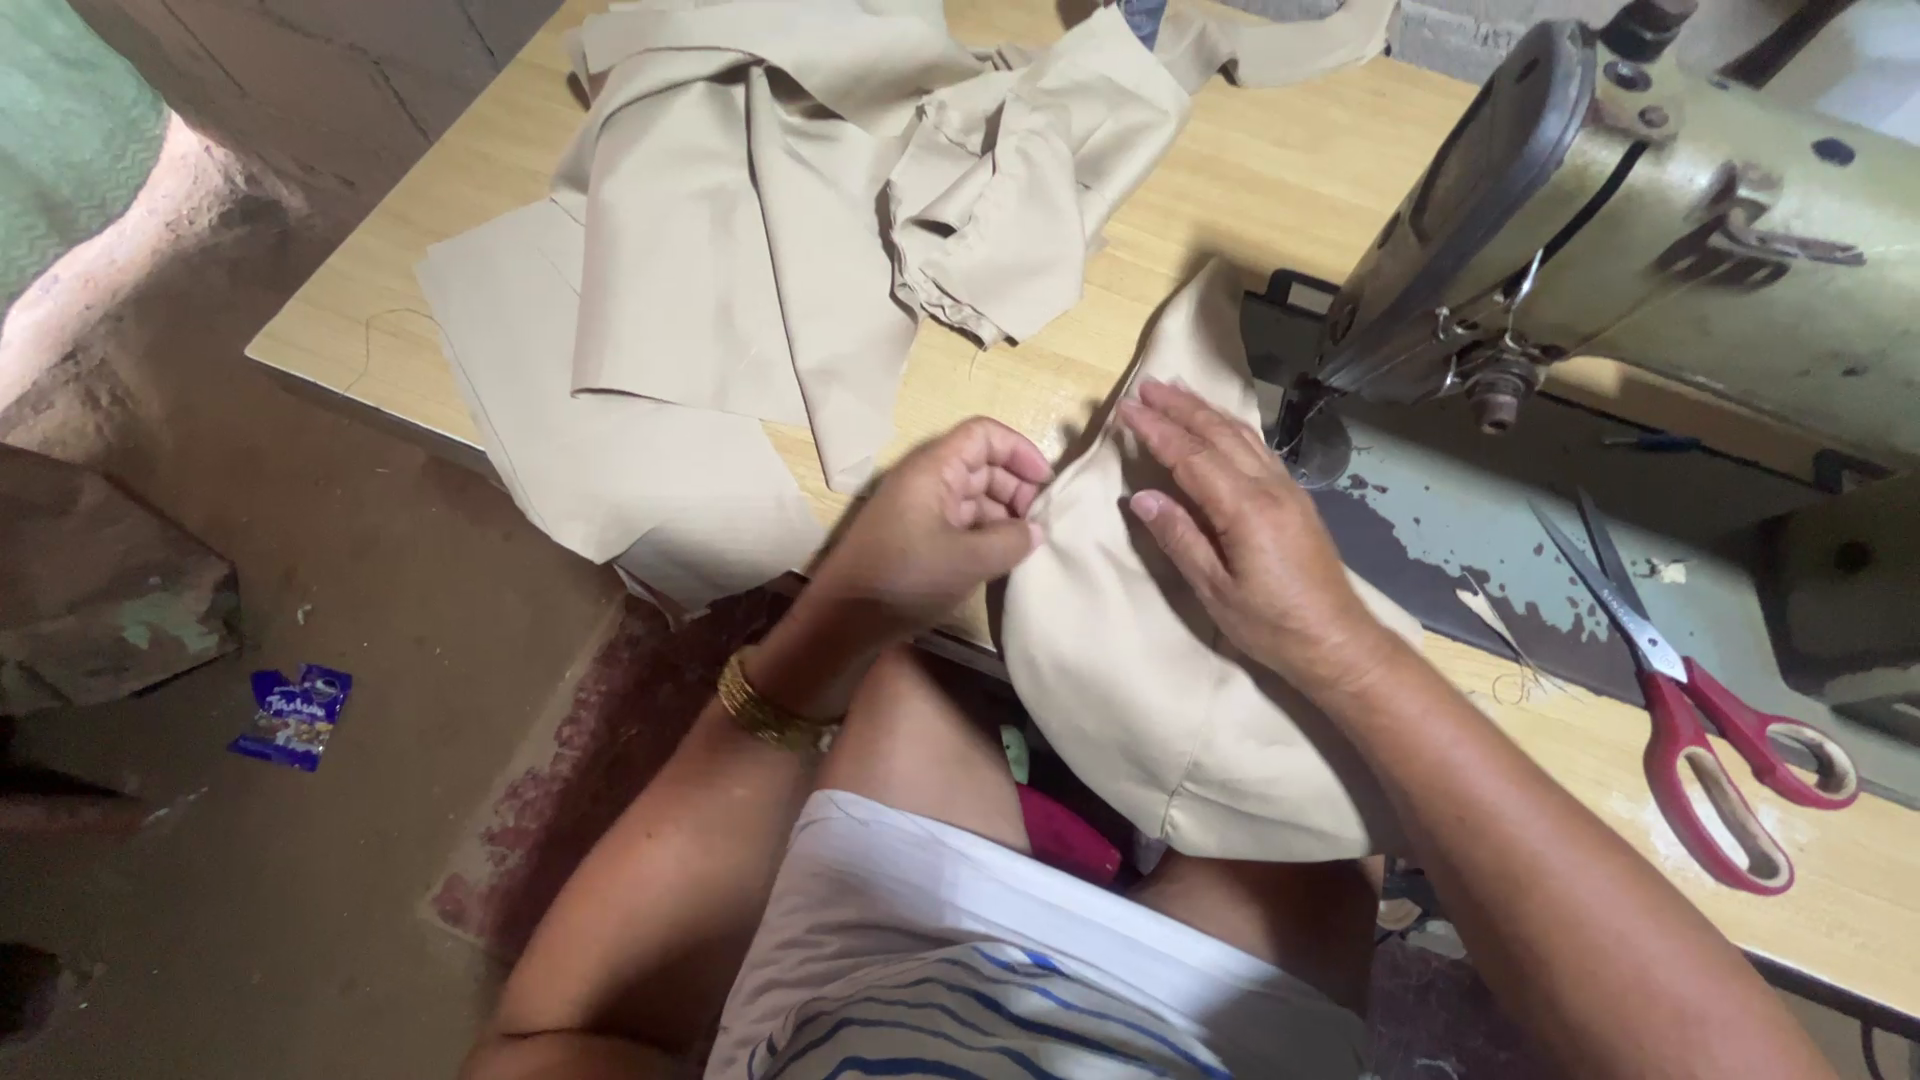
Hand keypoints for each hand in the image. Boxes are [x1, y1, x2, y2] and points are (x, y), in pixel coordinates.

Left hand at [799, 416, 1051, 644]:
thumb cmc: (904, 579)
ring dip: (1003, 514)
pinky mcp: (917, 538)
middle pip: (982, 465)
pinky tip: (1003, 559)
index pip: (984, 435)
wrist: (843, 620)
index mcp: (933, 469)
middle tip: (1041, 522)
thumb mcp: (967, 560)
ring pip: (973, 496)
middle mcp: (926, 481)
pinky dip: (985, 533)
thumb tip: (1035, 531)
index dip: (1020, 450)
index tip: (1046, 484)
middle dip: (1017, 487)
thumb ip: (1010, 540)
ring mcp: (920, 510)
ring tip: (1028, 544)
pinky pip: (960, 522)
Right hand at [1117, 379, 1399, 695]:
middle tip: (1146, 385)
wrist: (1336, 641)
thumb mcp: (1214, 589)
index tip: (1127, 408)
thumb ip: (1178, 538)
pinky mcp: (1294, 499)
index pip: (1191, 456)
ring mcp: (1286, 490)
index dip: (1157, 430)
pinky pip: (1257, 449)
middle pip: (1218, 434)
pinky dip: (1230, 428)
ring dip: (1205, 410)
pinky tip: (1218, 425)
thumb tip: (1141, 497)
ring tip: (1176, 391)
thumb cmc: (1271, 624)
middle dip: (1179, 407)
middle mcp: (1269, 488)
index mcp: (1246, 509)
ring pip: (1241, 435)